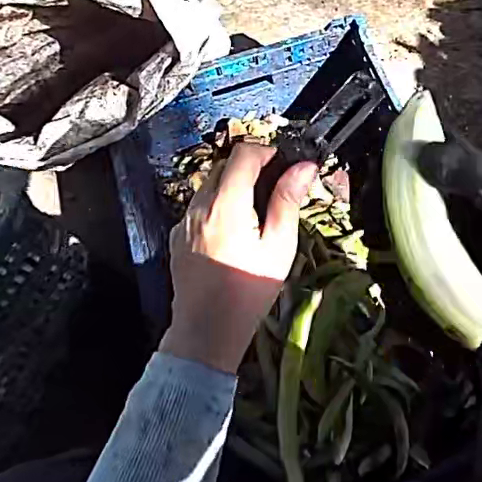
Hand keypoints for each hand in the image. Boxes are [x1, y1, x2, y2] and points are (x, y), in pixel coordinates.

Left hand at [163, 142, 317, 373]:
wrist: (206, 330)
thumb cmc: (250, 290)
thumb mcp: (278, 246)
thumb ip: (287, 201)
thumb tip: (304, 166)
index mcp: (226, 205)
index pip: (242, 155)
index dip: (266, 151)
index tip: (284, 164)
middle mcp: (199, 206)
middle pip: (224, 165)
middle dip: (251, 166)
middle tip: (276, 185)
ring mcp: (184, 220)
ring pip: (210, 183)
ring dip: (234, 183)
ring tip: (257, 209)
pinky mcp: (177, 235)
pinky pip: (199, 205)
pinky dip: (218, 203)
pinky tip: (235, 228)